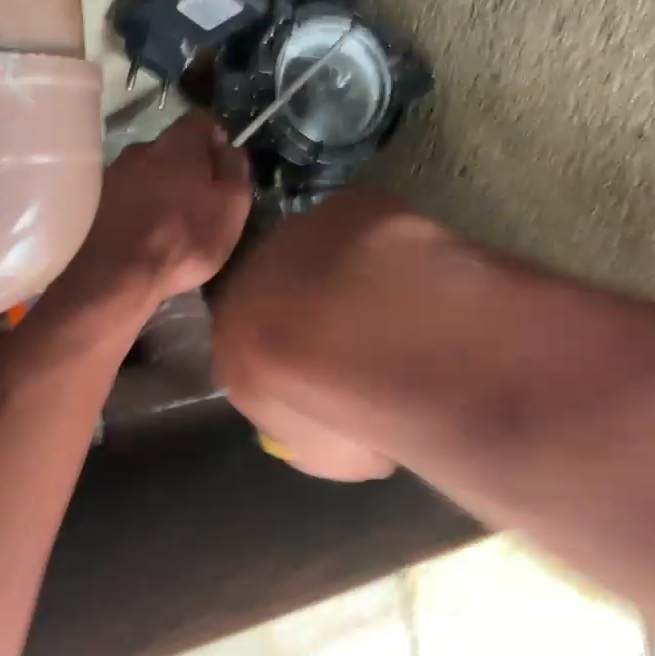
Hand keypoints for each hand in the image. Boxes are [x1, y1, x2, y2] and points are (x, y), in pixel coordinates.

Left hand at [60, 110, 252, 304]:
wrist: (113, 276)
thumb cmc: (184, 239)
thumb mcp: (232, 207)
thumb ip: (236, 169)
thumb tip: (229, 148)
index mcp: (179, 143)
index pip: (202, 119)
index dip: (217, 139)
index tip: (223, 167)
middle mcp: (141, 148)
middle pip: (172, 147)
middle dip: (187, 167)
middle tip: (198, 201)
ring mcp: (112, 173)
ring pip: (146, 172)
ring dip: (159, 188)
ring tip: (167, 223)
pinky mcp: (92, 201)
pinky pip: (125, 194)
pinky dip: (136, 207)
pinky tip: (141, 234)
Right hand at [212, 192, 448, 481]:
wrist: (371, 339)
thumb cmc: (336, 408)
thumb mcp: (320, 451)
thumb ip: (314, 431)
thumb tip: (333, 425)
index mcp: (233, 335)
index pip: (254, 340)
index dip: (292, 354)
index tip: (328, 372)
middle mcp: (255, 274)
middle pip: (284, 284)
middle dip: (317, 304)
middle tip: (366, 336)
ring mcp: (303, 230)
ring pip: (326, 249)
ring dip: (353, 271)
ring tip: (402, 304)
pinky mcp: (351, 204)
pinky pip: (369, 225)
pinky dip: (389, 244)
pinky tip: (421, 271)